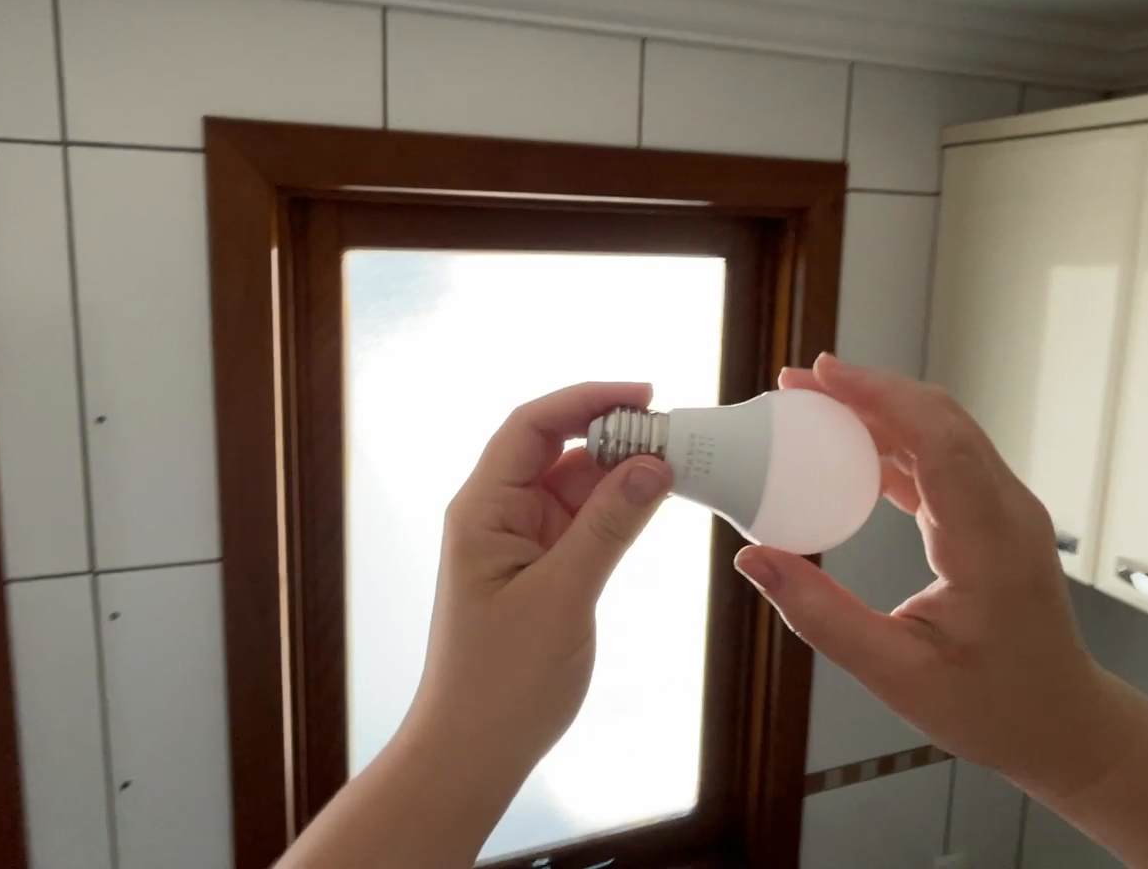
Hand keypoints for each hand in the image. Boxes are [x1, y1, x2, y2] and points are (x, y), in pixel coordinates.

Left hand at [404, 381, 675, 778]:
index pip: (532, 426)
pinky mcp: (544, 563)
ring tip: (674, 462)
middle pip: (557, 447)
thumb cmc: (500, 680)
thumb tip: (655, 464)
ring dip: (621, 469)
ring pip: (576, 482)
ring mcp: (523, 537)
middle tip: (672, 434)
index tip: (643, 395)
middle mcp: (501, 511)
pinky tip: (652, 498)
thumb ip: (609, 525)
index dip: (585, 399)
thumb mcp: (562, 595)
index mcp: (484, 507)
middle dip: (612, 432)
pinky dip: (619, 505)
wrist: (473, 752)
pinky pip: (585, 518)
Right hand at [732, 355, 1134, 797]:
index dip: (879, 397)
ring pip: (937, 428)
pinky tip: (845, 443)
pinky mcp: (988, 511)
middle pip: (937, 418)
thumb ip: (820, 615)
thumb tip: (754, 558)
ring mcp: (1002, 507)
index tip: (823, 374)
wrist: (1062, 724)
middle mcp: (1006, 511)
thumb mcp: (895, 675)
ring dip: (875, 406)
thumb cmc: (992, 707)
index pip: (939, 442)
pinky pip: (937, 455)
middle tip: (798, 381)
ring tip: (811, 401)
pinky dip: (888, 437)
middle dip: (866, 388)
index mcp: (991, 545)